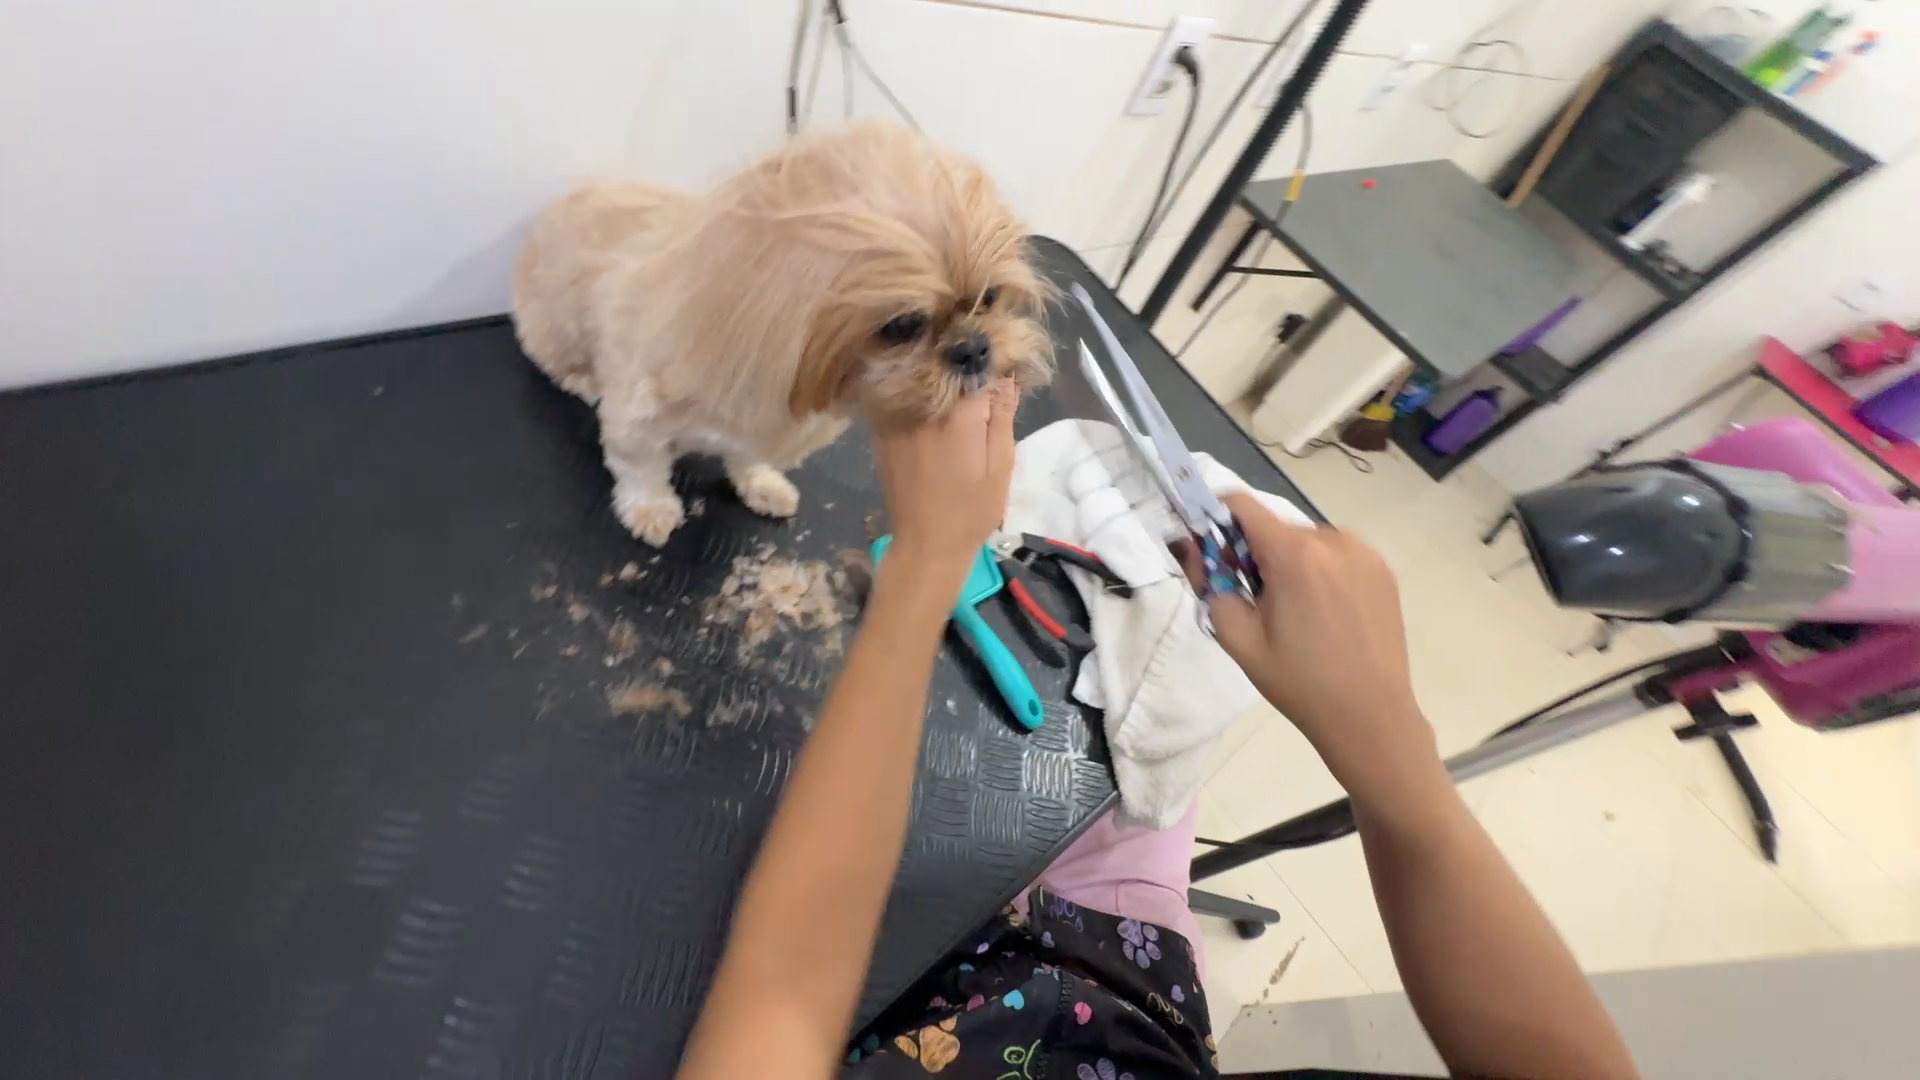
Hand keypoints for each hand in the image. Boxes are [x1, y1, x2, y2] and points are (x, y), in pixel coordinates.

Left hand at [874, 378, 1018, 586]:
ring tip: (952, 406)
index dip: (990, 374)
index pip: (977, 373)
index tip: (999, 383)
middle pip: (947, 376)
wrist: (925, 546)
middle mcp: (924, 410)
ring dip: (938, 388)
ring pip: (922, 387)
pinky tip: (926, 418)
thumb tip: (1005, 376)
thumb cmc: (972, 512)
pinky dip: (915, 405)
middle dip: (964, 379)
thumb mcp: (1000, 467)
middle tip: (977, 397)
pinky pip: (901, 405)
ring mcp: (897, 421)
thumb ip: (1002, 418)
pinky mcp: (881, 434)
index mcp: (959, 417)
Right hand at [1184, 495, 1435, 792]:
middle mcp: (1333, 540)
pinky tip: (1320, 611)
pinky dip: (1316, 569)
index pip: (1242, 505)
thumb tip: (1191, 547)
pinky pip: (1333, 553)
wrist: (1370, 716)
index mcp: (1294, 555)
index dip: (1215, 516)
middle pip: (1273, 526)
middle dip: (1251, 550)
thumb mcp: (1237, 637)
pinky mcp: (1381, 568)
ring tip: (1290, 609)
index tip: (1206, 544)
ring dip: (1286, 560)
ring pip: (1303, 540)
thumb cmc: (1297, 681)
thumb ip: (1208, 582)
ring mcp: (1363, 552)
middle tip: (1249, 595)